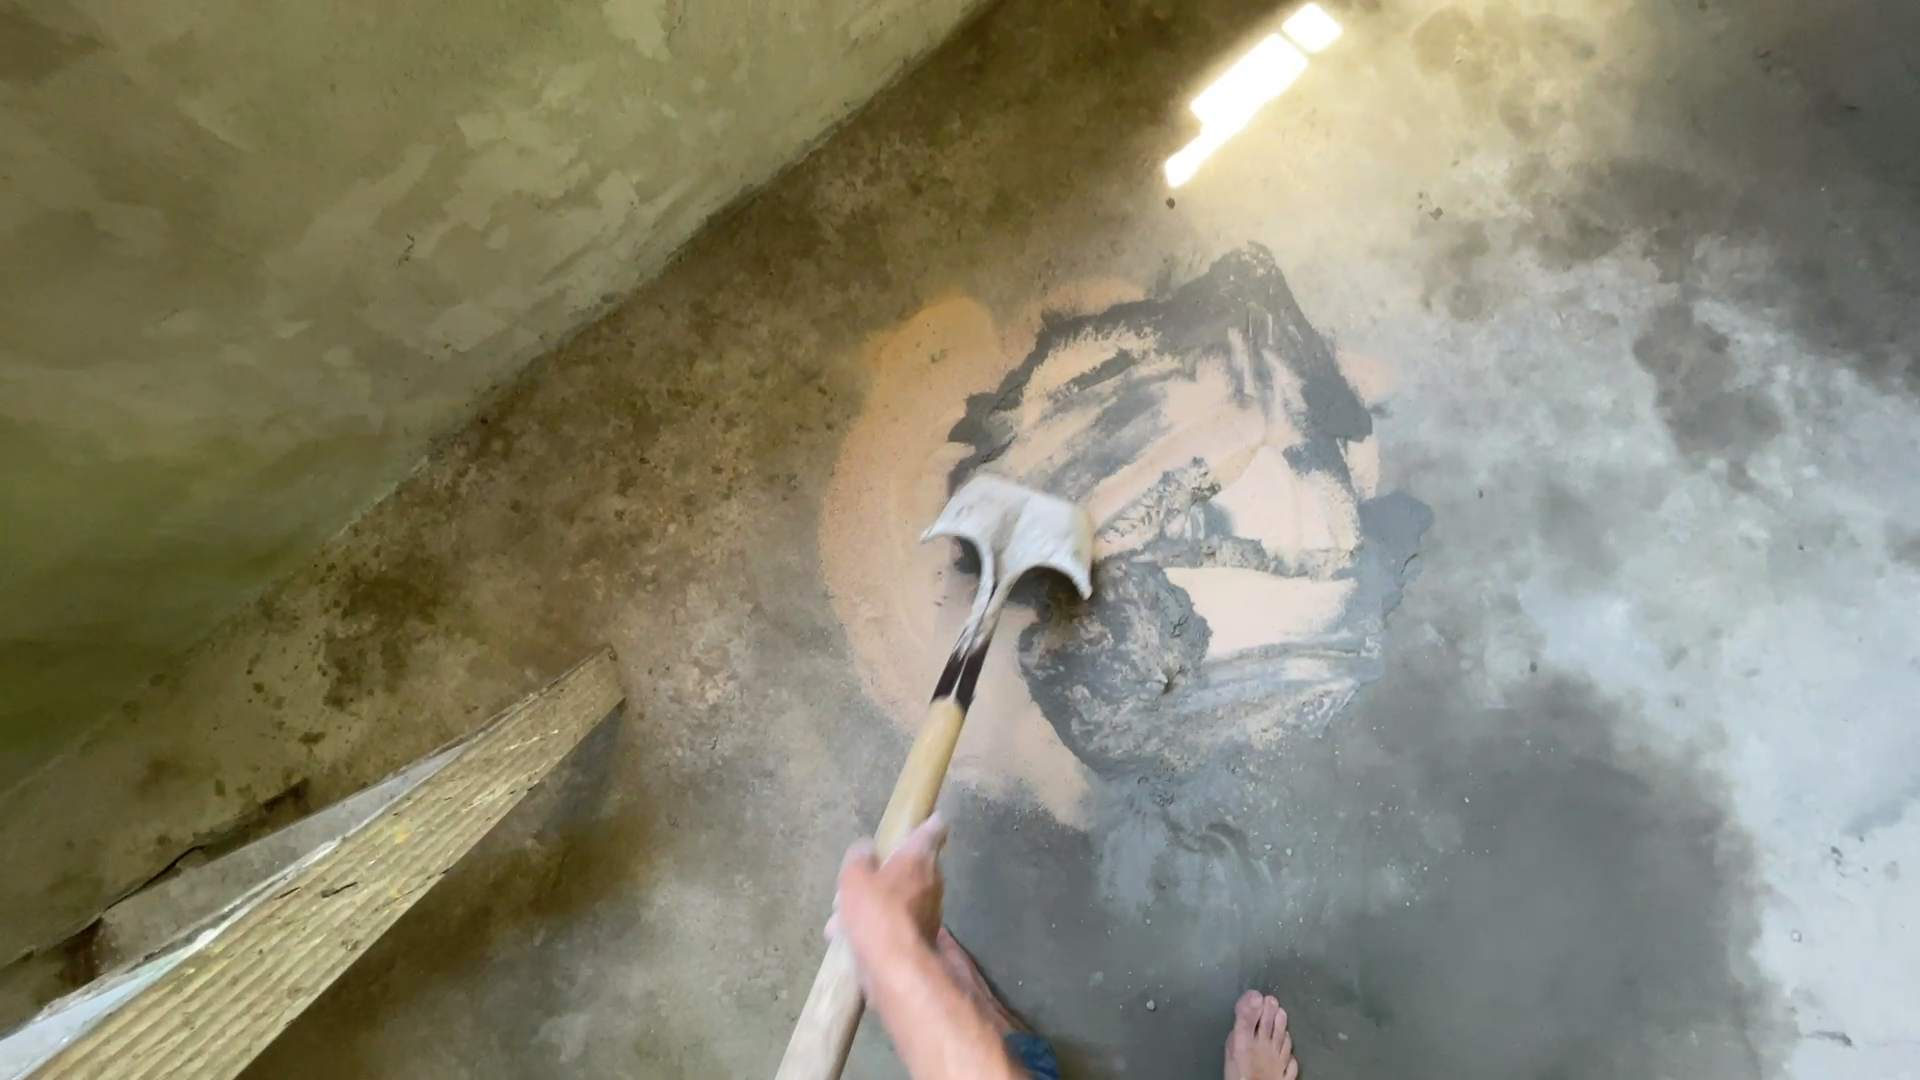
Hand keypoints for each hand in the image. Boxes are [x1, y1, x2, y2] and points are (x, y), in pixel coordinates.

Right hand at [830, 815, 947, 966]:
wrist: (895, 970)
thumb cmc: (876, 912)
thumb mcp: (854, 877)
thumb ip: (859, 858)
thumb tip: (866, 850)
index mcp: (920, 857)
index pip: (934, 830)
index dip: (928, 824)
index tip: (922, 822)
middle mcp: (931, 880)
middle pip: (908, 866)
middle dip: (879, 873)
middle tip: (852, 884)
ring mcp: (929, 910)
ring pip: (898, 897)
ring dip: (872, 903)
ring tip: (837, 920)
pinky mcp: (921, 938)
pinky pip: (895, 922)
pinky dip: (876, 926)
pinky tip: (847, 940)